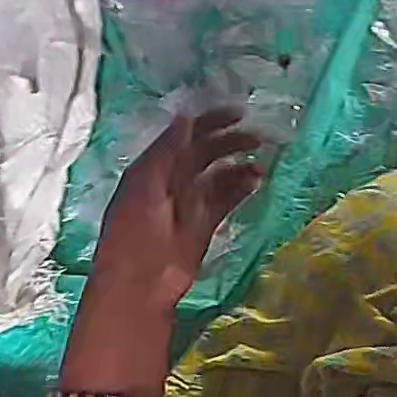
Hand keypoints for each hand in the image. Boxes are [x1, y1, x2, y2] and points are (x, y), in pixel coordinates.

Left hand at [90, 111, 262, 310]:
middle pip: (204, 154)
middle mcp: (171, 182)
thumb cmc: (135, 233)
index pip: (184, 136)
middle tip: (258, 138)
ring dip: (238, 168)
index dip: (209, 122)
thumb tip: (186, 117)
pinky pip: (224, 200)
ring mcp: (188, 204)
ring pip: (218, 178)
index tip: (238, 113)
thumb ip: (167, 151)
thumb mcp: (147, 184)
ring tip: (261, 165)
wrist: (139, 283)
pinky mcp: (203, 225)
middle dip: (229, 143)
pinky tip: (256, 182)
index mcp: (153, 168)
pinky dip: (240, 189)